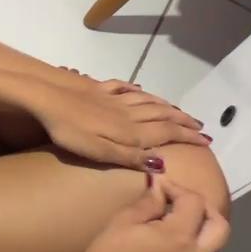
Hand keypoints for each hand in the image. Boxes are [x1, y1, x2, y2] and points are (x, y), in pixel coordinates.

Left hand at [22, 78, 209, 171]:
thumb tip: (162, 164)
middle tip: (200, 125)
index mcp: (129, 130)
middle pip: (160, 115)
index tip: (206, 141)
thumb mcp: (99, 152)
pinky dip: (135, 89)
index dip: (186, 137)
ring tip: (178, 110)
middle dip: (182, 121)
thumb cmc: (69, 130)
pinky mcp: (94, 88)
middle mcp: (125, 112)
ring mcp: (109, 97)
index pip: (165, 133)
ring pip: (145, 100)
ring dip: (165, 105)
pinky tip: (139, 88)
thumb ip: (129, 157)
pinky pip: (122, 87)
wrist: (44, 98)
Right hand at [78, 178, 229, 251]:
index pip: (194, 203)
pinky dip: (196, 231)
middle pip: (219, 224)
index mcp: (179, 237)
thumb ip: (149, 201)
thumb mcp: (127, 218)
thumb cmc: (113, 249)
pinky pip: (205, 246)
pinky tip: (172, 224)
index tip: (156, 183)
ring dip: (202, 218)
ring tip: (174, 208)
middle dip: (202, 205)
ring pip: (216, 237)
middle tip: (177, 196)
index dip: (176, 188)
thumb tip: (159, 184)